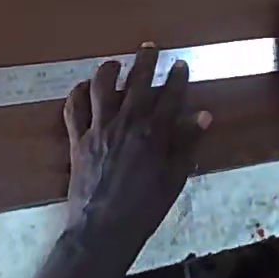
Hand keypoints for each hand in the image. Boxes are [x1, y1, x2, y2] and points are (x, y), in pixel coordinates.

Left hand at [63, 45, 211, 257]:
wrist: (104, 230)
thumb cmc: (145, 207)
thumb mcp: (175, 178)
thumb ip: (188, 143)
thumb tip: (204, 115)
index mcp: (154, 132)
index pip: (170, 95)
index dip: (176, 76)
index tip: (180, 63)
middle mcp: (127, 122)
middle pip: (137, 81)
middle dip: (145, 60)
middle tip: (149, 47)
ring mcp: (99, 128)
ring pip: (102, 87)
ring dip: (109, 70)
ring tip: (114, 63)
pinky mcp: (78, 138)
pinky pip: (74, 109)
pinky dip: (78, 94)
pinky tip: (83, 87)